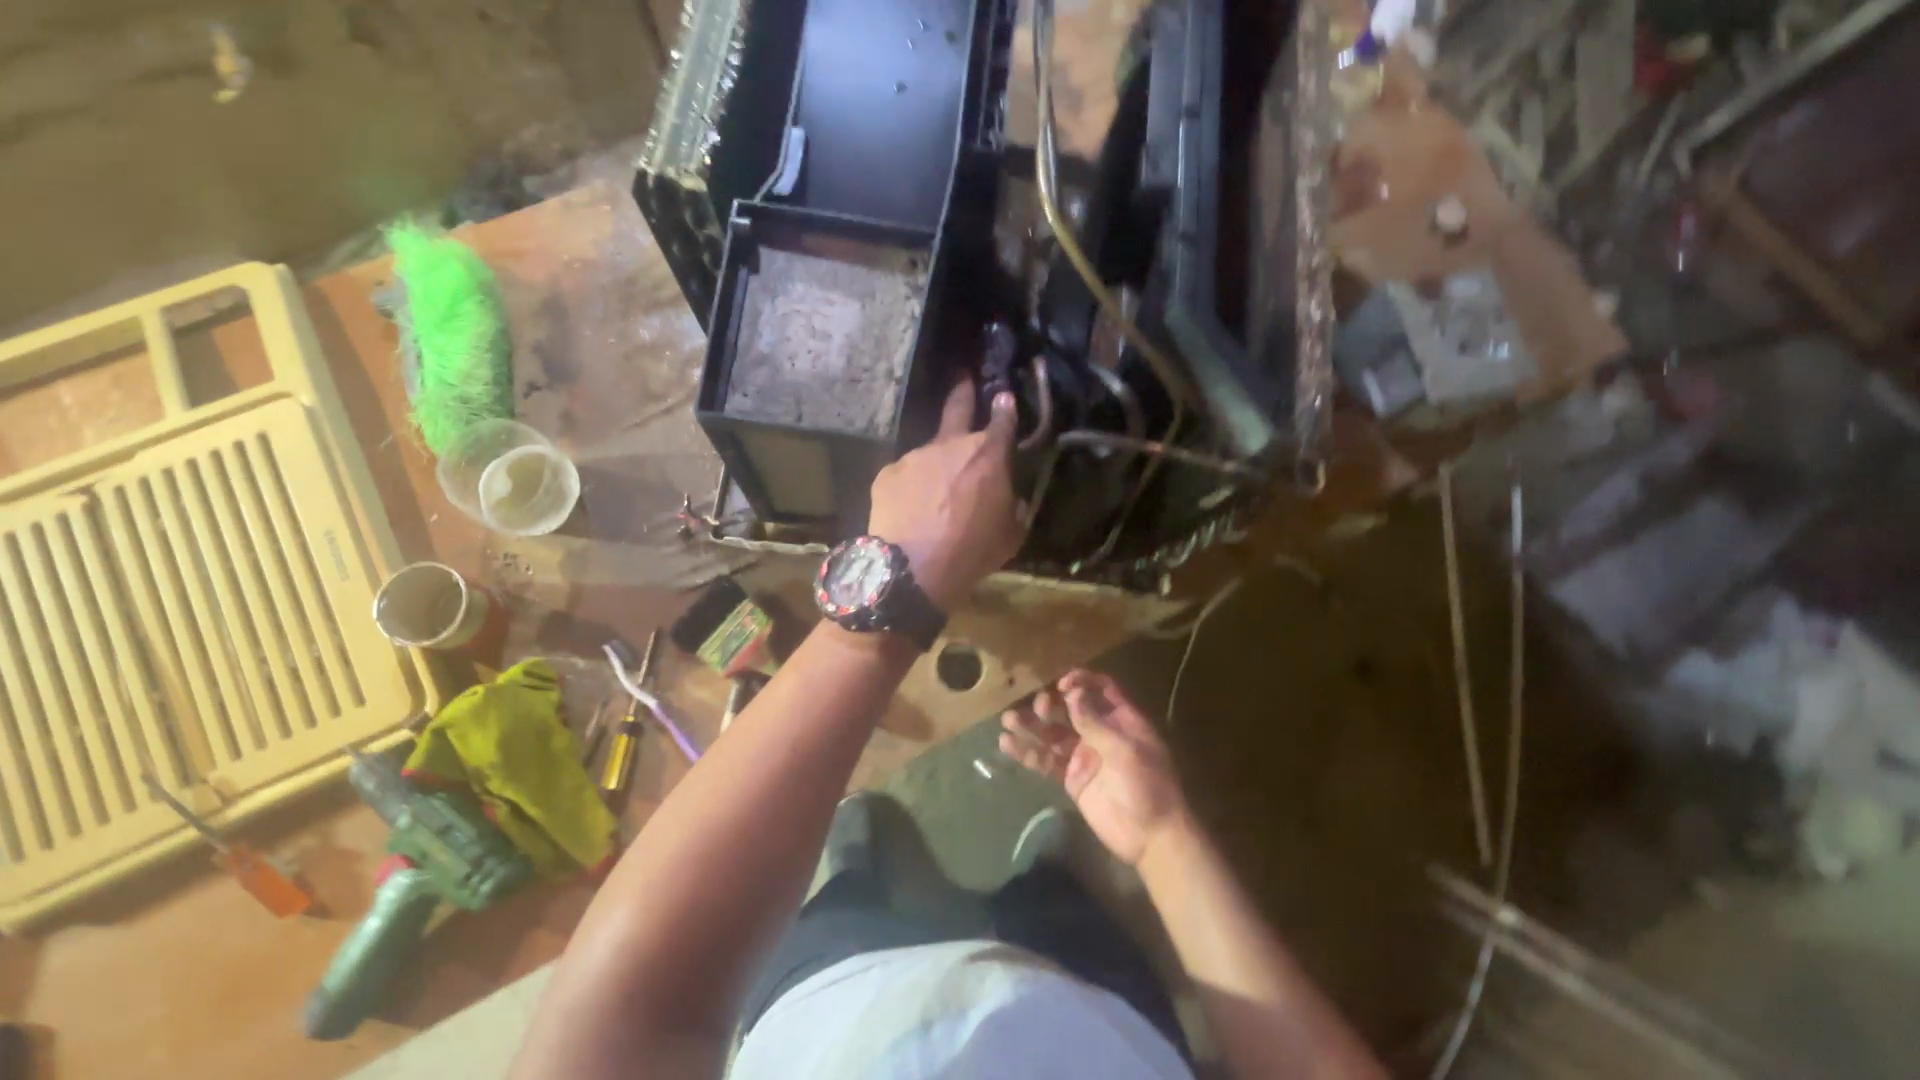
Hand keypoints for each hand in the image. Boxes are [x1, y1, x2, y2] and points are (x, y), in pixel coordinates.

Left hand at [868, 378, 1026, 608]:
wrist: (912, 568)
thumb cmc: (971, 552)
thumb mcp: (1010, 535)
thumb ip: (1013, 506)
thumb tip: (1011, 497)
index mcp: (988, 457)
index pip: (1003, 421)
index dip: (1005, 408)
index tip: (1004, 397)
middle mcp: (951, 445)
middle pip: (958, 408)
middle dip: (964, 392)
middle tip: (964, 380)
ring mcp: (915, 456)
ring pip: (930, 453)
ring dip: (935, 465)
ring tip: (932, 495)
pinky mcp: (888, 473)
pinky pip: (905, 475)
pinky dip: (910, 487)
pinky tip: (909, 509)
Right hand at [999, 670, 1190, 865]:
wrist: (1150, 836)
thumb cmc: (1147, 785)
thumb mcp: (1124, 749)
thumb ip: (1095, 722)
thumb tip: (1072, 693)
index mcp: (1122, 720)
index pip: (1101, 689)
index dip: (1082, 682)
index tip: (1061, 684)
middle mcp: (1101, 733)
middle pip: (1072, 710)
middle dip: (1052, 704)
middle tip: (1039, 707)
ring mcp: (1084, 756)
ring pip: (1053, 734)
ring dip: (1032, 726)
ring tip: (1009, 720)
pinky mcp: (1071, 779)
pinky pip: (1047, 761)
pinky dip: (1028, 753)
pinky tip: (1007, 744)